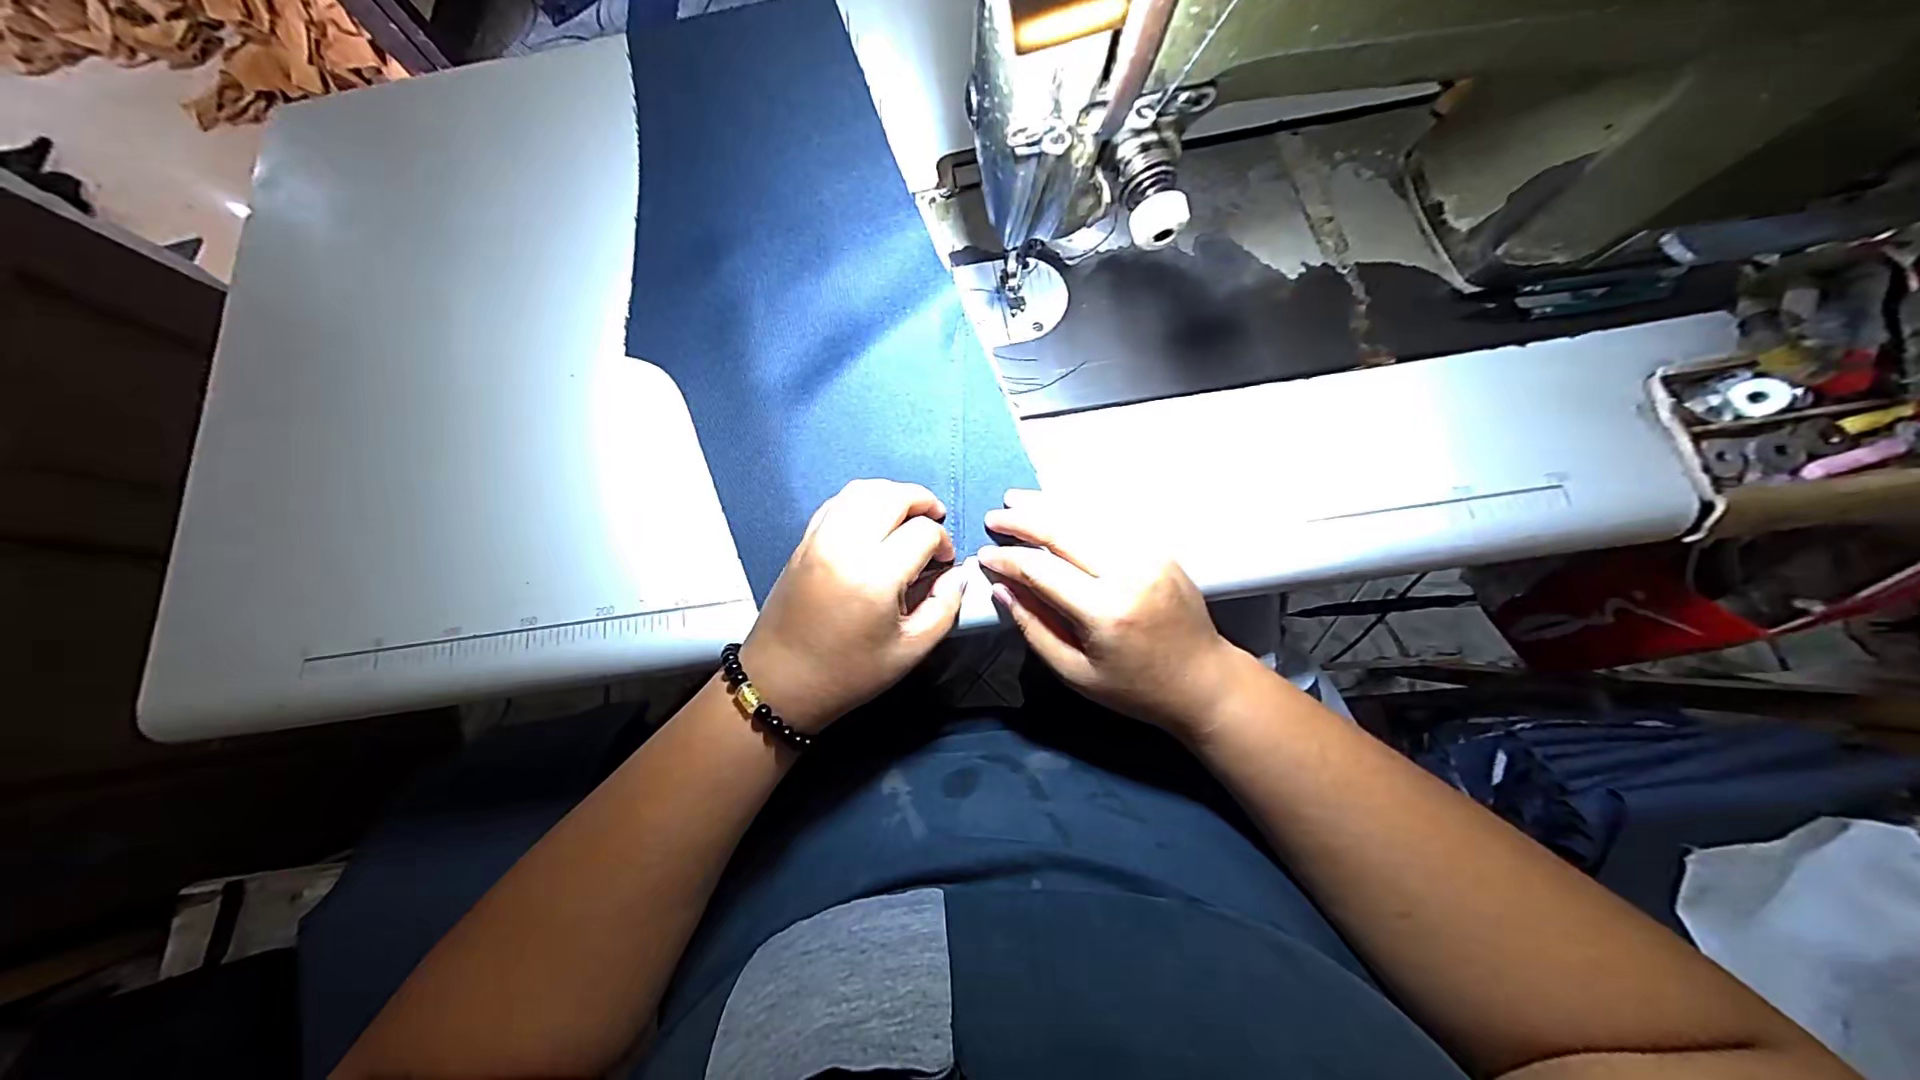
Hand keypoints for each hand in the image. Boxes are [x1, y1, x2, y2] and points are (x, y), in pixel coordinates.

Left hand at [739, 479, 967, 733]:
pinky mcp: (804, 542)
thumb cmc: (847, 673)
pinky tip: (875, 522)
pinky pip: (837, 502)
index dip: (944, 543)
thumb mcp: (910, 650)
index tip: (945, 563)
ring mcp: (819, 539)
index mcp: (874, 576)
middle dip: (922, 501)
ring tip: (909, 515)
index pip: (923, 532)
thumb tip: (956, 575)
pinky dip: (863, 500)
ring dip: (892, 494)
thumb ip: (944, 607)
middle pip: (892, 495)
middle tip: (937, 520)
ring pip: (862, 489)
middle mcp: (845, 546)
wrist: (779, 682)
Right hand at [978, 490, 1250, 741]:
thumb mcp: (1075, 672)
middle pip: (1064, 532)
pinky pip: (1113, 520)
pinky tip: (1060, 505)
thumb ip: (1035, 627)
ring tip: (1017, 500)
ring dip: (1049, 505)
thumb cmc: (1135, 687)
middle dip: (1024, 521)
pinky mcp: (1160, 550)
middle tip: (994, 517)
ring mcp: (1149, 556)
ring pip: (1088, 517)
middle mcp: (1128, 573)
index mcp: (1105, 611)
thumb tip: (1002, 588)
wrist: (1202, 680)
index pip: (1042, 571)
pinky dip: (1081, 509)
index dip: (1008, 561)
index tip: (984, 556)